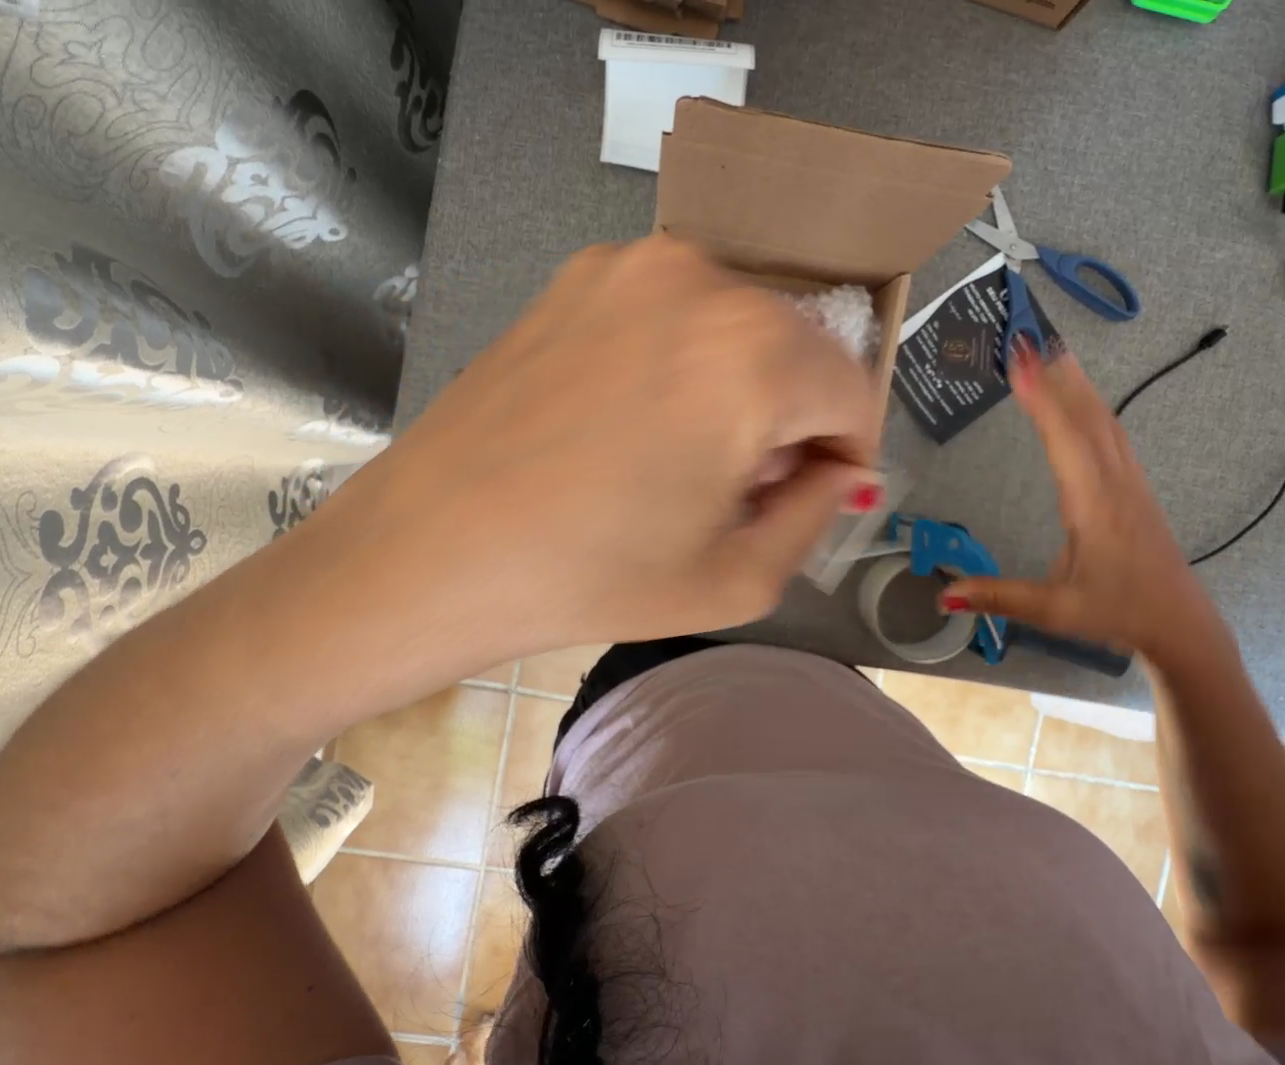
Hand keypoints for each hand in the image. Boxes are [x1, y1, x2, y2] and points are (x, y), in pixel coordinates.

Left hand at [314, 237, 880, 657]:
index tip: (812, 496)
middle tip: (743, 486)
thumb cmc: (592, 577)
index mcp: (753, 352)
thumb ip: (816, 513)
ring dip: (738, 383)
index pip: (852, 390)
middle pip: (796, 348)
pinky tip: (632, 421)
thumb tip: (832, 469)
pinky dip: (681, 358)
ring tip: (682, 456)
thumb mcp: (737, 578)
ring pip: (735, 324)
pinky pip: (671, 313)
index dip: (845, 453)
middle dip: (791, 416)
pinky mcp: (577, 275)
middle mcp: (700, 280)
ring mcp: (630, 266)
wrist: (432, 548)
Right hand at [939, 339, 1220, 658]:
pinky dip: (1093, 407)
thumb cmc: (1117, 612)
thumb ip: (999, 597)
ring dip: (1078, 384)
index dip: (1040, 399)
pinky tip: (1084, 401)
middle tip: (1031, 336)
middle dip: (1057, 374)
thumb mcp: (1055, 610)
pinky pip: (1113, 434)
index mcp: (1093, 505)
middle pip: (1088, 416)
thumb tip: (944, 594)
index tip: (1019, 361)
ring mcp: (1130, 482)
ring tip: (1054, 352)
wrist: (1180, 623)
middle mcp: (1114, 483)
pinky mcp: (1135, 489)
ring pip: (1105, 421)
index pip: (1065, 440)